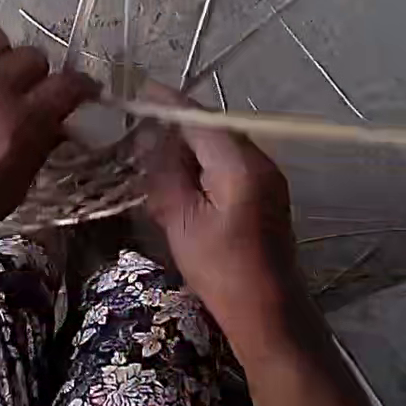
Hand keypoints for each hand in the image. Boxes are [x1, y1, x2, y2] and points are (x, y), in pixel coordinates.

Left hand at [0, 27, 98, 278]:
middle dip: (41, 76)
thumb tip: (58, 124)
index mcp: (17, 124)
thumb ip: (39, 147)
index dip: (82, 88)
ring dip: (6, 58)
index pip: (67, 86)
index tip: (84, 94)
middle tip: (35, 95)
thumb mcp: (12, 190)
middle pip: (33, 56)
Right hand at [143, 87, 302, 354]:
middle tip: (138, 123)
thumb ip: (164, 173)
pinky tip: (181, 173)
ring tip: (153, 147)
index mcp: (239, 164)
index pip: (199, 118)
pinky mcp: (265, 191)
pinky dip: (203, 158)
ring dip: (189, 141)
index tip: (137, 92)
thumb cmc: (221, 270)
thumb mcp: (180, 220)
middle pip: (213, 126)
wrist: (269, 313)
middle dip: (176, 121)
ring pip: (221, 142)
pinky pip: (229, 160)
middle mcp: (260, 160)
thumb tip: (149, 139)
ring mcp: (267, 175)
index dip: (166, 102)